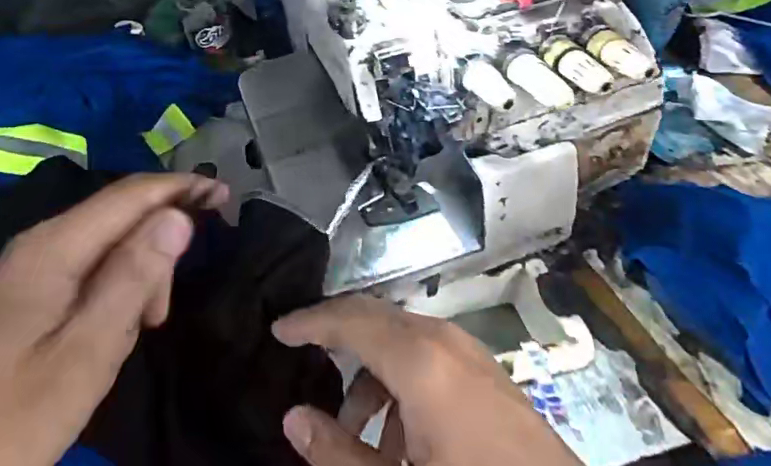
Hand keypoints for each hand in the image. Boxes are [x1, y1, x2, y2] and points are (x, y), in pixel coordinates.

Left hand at [0, 173, 228, 465]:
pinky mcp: (21, 295)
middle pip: (117, 217)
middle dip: (154, 250)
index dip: (179, 187)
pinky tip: (107, 334)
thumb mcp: (82, 358)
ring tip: (134, 335)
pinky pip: (83, 271)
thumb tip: (176, 214)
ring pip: (102, 246)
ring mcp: (26, 268)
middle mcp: (38, 242)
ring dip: (133, 277)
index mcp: (52, 247)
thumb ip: (131, 280)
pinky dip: (110, 292)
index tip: (226, 196)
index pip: (129, 194)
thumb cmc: (6, 423)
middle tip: (159, 319)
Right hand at [273, 295, 581, 465]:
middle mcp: (445, 343)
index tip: (277, 329)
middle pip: (375, 318)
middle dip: (336, 335)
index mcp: (420, 359)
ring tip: (353, 429)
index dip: (309, 322)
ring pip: (403, 342)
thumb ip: (340, 453)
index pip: (349, 319)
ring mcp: (474, 358)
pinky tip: (400, 441)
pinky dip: (402, 384)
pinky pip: (431, 362)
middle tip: (301, 353)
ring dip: (370, 373)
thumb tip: (293, 418)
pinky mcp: (493, 380)